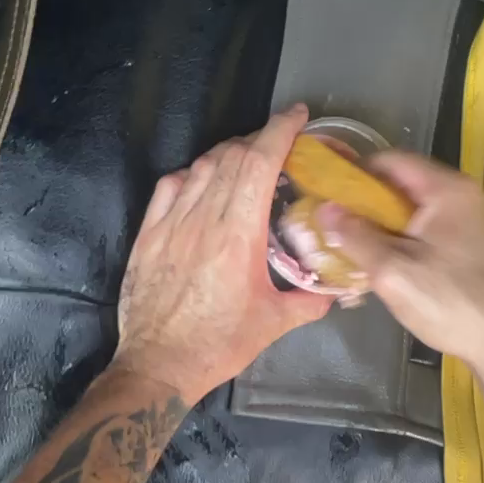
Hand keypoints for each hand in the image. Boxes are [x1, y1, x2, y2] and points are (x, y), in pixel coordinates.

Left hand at [112, 105, 333, 399]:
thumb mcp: (273, 324)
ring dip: (228, 154)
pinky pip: (170, 186)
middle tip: (278, 146)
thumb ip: (309, 302)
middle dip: (259, 139)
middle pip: (232, 156)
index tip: (297, 116)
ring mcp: (170, 223)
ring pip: (201, 166)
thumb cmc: (217, 345)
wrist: (158, 365)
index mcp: (238, 235)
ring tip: (245, 160)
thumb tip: (335, 291)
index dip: (280, 130)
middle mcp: (202, 219)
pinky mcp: (148, 234)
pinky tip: (203, 182)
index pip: (259, 162)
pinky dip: (192, 174)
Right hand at [318, 152, 483, 370]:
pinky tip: (386, 271)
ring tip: (354, 255)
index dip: (354, 175)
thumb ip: (356, 237)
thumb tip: (324, 209)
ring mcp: (473, 221)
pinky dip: (404, 244)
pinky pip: (429, 233)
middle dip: (365, 208)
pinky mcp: (474, 246)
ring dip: (382, 230)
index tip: (326, 198)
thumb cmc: (451, 303)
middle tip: (335, 231)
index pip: (391, 160)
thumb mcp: (394, 272)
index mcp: (448, 190)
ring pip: (414, 213)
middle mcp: (464, 196)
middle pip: (402, 186)